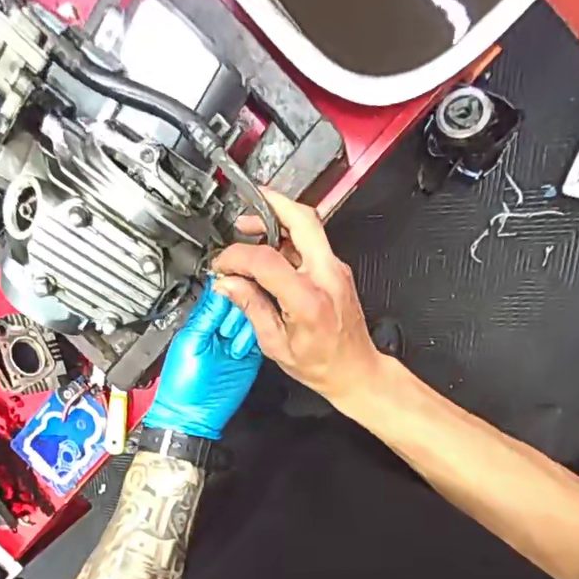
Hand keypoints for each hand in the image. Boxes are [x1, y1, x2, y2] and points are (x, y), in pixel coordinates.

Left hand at [140, 281, 262, 439]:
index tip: (238, 282)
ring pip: (254, 317)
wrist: (194, 416)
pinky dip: (260, 336)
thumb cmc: (182, 385)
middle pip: (241, 301)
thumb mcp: (191, 342)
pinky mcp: (250, 356)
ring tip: (234, 344)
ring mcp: (236, 341)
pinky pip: (262, 337)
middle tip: (231, 326)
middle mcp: (220, 328)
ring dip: (249, 326)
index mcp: (201, 321)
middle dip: (240, 308)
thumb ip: (206, 314)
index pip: (220, 292)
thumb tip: (217, 285)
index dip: (230, 286)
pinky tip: (250, 343)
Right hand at [213, 191, 383, 408]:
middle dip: (268, 208)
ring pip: (309, 226)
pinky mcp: (337, 270)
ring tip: (252, 232)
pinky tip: (272, 252)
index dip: (237, 256)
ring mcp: (336, 270)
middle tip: (244, 216)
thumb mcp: (276, 344)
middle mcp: (327, 278)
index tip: (223, 265)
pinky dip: (289, 238)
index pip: (266, 259)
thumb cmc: (322, 364)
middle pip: (301, 219)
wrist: (355, 371)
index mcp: (308, 300)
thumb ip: (251, 307)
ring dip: (278, 221)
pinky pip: (312, 242)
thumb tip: (228, 284)